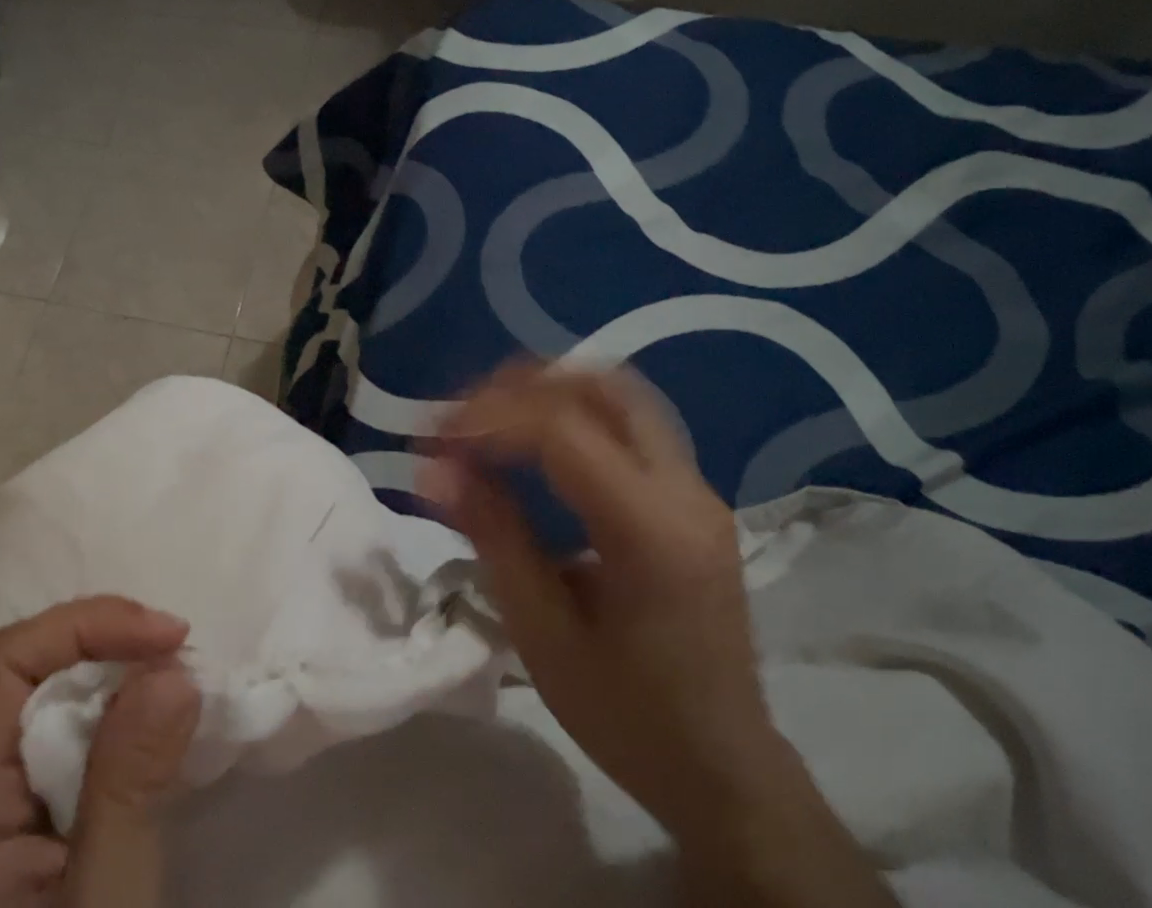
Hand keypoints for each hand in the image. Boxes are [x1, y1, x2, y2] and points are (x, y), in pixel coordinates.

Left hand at [0, 596, 201, 907]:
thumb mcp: (103, 900)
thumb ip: (128, 786)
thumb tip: (171, 668)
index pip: (7, 667)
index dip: (88, 627)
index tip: (173, 635)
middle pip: (25, 680)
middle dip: (107, 649)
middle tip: (186, 656)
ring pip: (49, 711)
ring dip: (118, 684)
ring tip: (183, 685)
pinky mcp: (26, 832)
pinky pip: (67, 750)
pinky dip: (119, 727)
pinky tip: (159, 735)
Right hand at [422, 364, 894, 906]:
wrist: (721, 765)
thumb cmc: (624, 712)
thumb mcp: (541, 631)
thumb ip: (493, 535)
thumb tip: (433, 470)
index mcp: (649, 530)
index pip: (562, 431)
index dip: (487, 419)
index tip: (430, 439)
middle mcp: (686, 493)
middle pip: (605, 389)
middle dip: (522, 386)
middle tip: (459, 416)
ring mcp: (699, 495)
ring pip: (624, 401)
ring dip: (551, 396)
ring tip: (487, 424)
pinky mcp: (694, 507)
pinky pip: (633, 433)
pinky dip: (575, 422)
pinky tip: (531, 451)